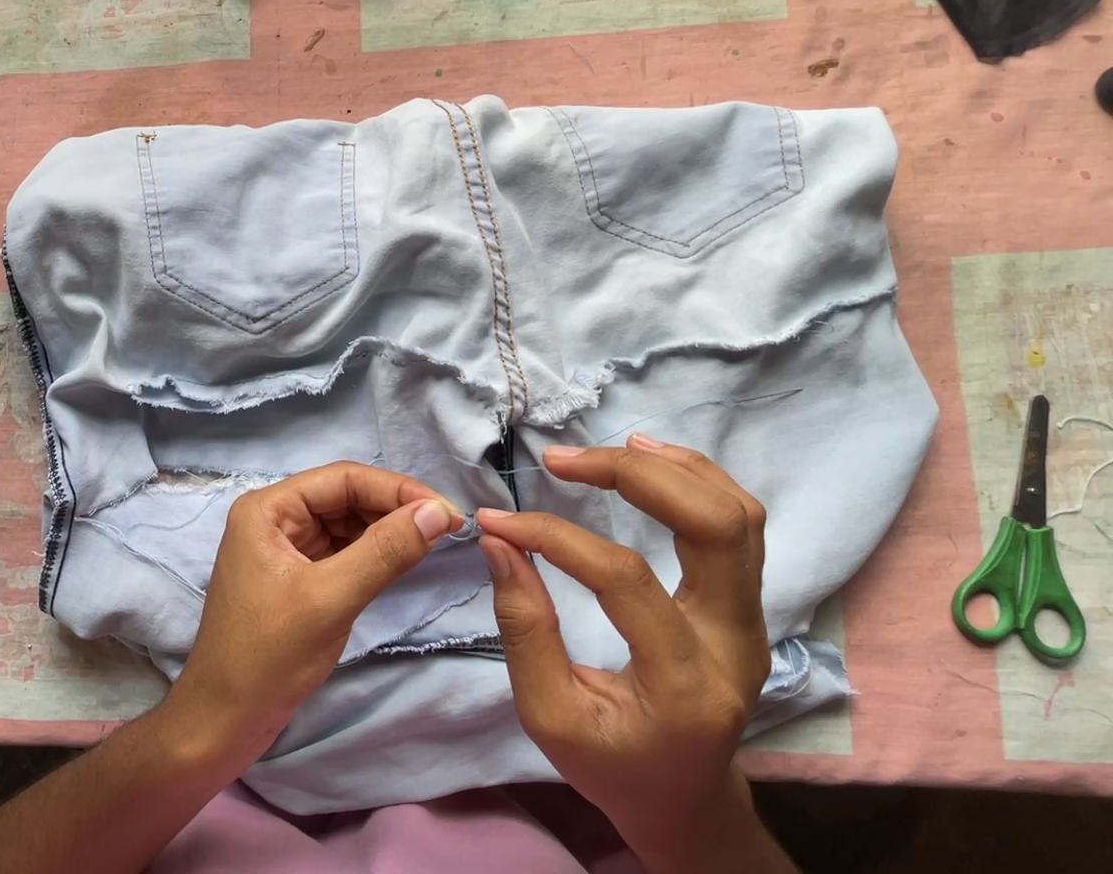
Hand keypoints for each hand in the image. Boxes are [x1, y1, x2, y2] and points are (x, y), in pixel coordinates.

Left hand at [168, 462, 461, 759]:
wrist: (226, 715)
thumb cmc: (269, 654)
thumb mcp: (330, 598)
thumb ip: (384, 552)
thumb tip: (437, 511)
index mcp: (268, 509)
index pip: (342, 478)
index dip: (397, 489)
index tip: (448, 510)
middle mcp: (274, 518)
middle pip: (345, 496)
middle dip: (395, 508)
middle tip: (449, 527)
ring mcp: (284, 547)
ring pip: (346, 523)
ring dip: (387, 529)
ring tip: (433, 540)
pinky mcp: (296, 575)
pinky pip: (341, 550)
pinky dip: (373, 552)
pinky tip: (402, 558)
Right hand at [476, 436, 781, 871]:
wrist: (685, 800)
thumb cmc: (611, 765)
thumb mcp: (547, 714)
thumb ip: (524, 628)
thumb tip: (499, 543)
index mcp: (686, 684)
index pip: (625, 580)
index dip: (555, 538)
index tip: (498, 522)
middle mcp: (736, 644)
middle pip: (716, 527)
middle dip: (632, 477)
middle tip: (560, 460)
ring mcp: (751, 622)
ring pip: (739, 517)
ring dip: (672, 470)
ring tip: (607, 448)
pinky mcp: (745, 606)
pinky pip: (739, 526)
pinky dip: (695, 480)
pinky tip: (648, 460)